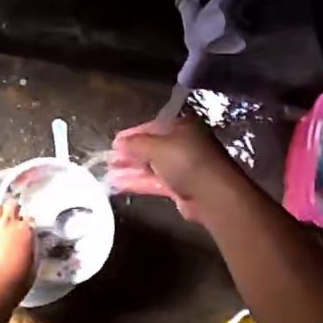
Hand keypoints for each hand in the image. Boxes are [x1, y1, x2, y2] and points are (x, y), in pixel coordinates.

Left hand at [0, 198, 35, 290]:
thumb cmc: (17, 280)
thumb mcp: (33, 266)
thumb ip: (32, 250)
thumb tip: (30, 244)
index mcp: (25, 231)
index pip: (30, 219)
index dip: (28, 224)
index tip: (26, 231)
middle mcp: (8, 223)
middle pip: (12, 204)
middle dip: (13, 209)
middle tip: (12, 218)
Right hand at [110, 117, 245, 222]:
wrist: (213, 195)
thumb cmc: (186, 161)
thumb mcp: (156, 146)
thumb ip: (135, 143)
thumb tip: (118, 143)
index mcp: (183, 127)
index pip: (152, 127)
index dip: (132, 134)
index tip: (114, 142)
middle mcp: (184, 144)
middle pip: (152, 147)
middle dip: (130, 154)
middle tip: (109, 159)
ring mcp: (183, 167)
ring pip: (152, 166)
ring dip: (131, 169)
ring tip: (109, 172)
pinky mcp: (181, 187)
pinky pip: (155, 181)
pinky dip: (138, 182)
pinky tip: (119, 184)